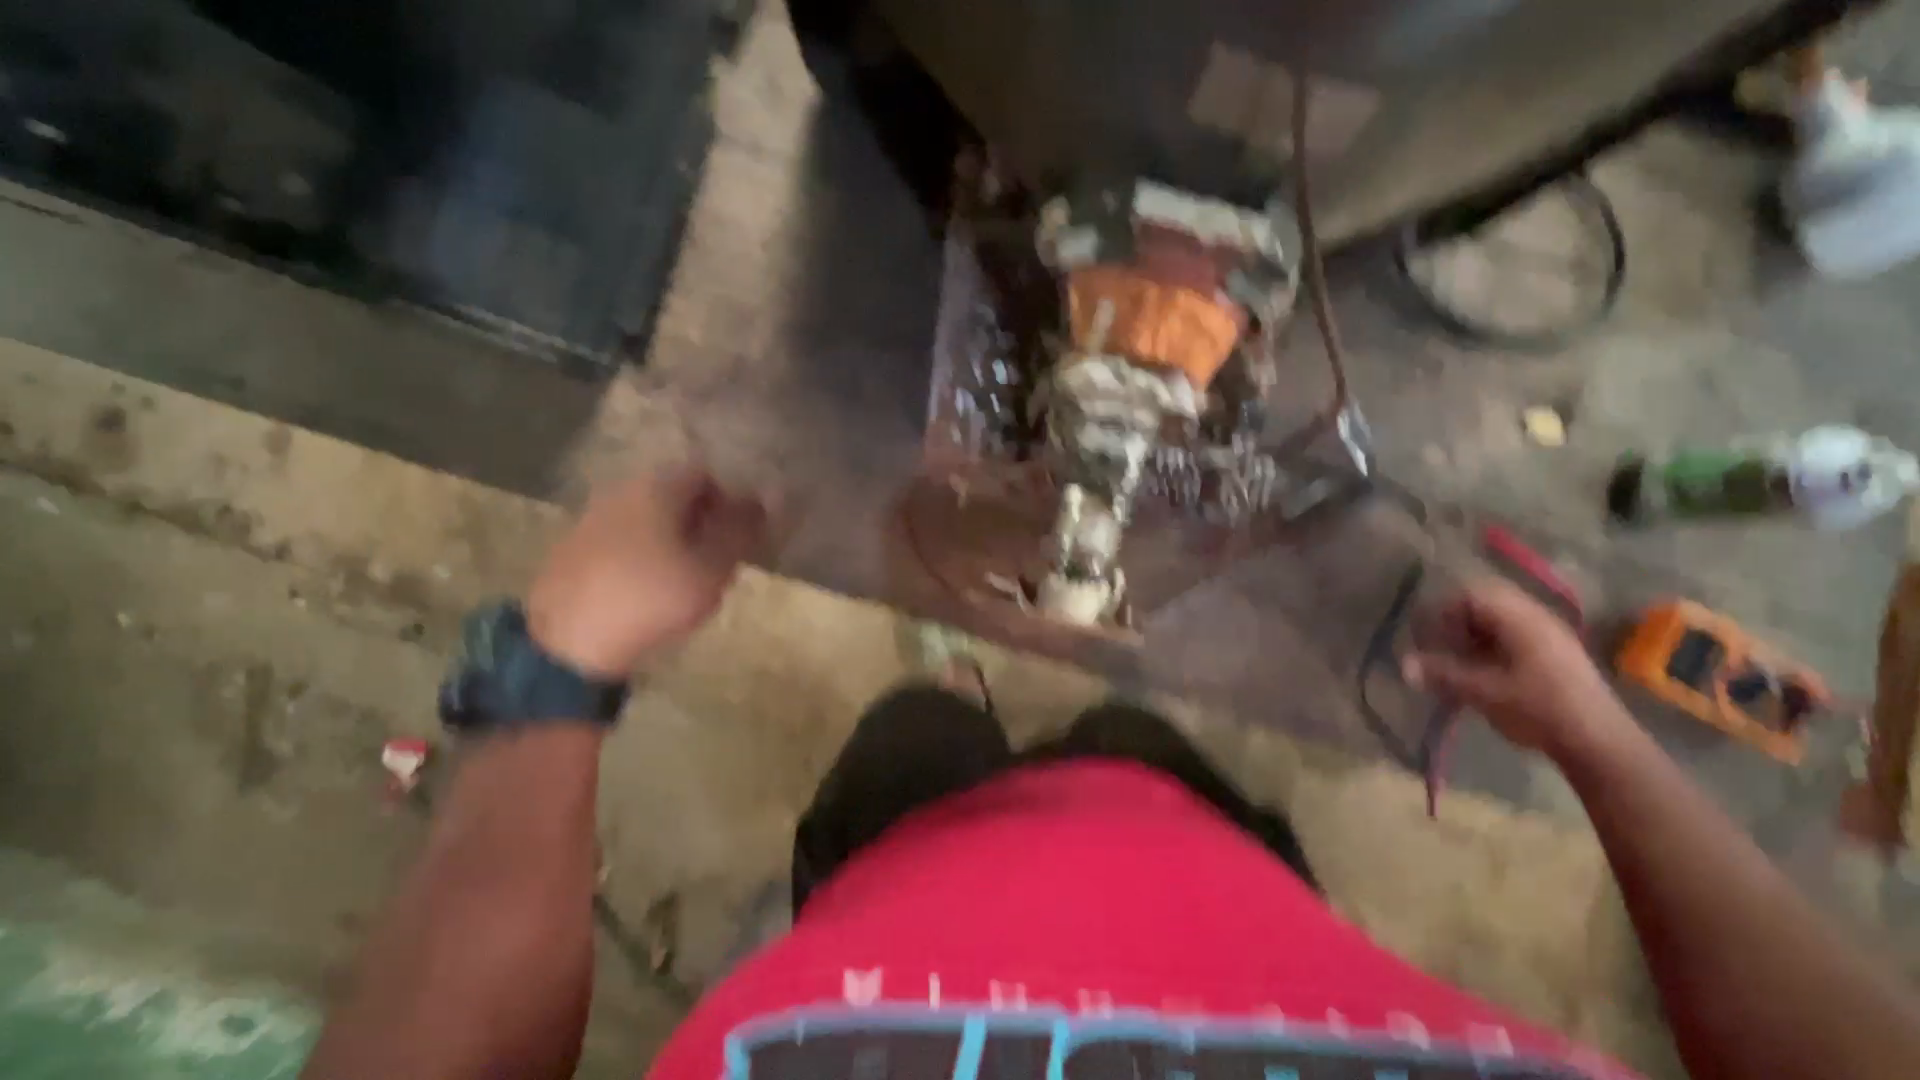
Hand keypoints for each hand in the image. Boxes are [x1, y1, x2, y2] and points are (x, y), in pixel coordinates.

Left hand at [527, 469, 765, 678]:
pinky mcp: (571, 547)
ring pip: (646, 517)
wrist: (567, 643)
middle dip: (699, 521)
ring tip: (682, 579)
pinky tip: (645, 589)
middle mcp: (621, 490)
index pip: (706, 475)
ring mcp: (591, 517)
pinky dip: (641, 554)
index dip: (729, 503)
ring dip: (670, 538)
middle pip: (673, 494)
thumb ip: (741, 531)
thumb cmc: (651, 599)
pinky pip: (621, 539)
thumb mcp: (711, 570)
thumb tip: (767, 498)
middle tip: (715, 561)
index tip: (738, 539)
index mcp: (657, 487)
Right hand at [1402, 579, 1623, 757]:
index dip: (1443, 612)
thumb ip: (1442, 674)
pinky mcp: (1557, 656)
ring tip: (1460, 666)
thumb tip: (1403, 664)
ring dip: (1474, 638)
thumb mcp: (1483, 692)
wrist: (1600, 743)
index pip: (1471, 594)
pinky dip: (1492, 649)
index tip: (1430, 640)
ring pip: (1500, 622)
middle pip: (1486, 604)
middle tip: (1441, 651)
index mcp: (1520, 618)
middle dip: (1457, 625)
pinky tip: (1485, 676)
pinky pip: (1515, 637)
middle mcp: (1537, 618)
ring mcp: (1551, 636)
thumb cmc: (1538, 709)